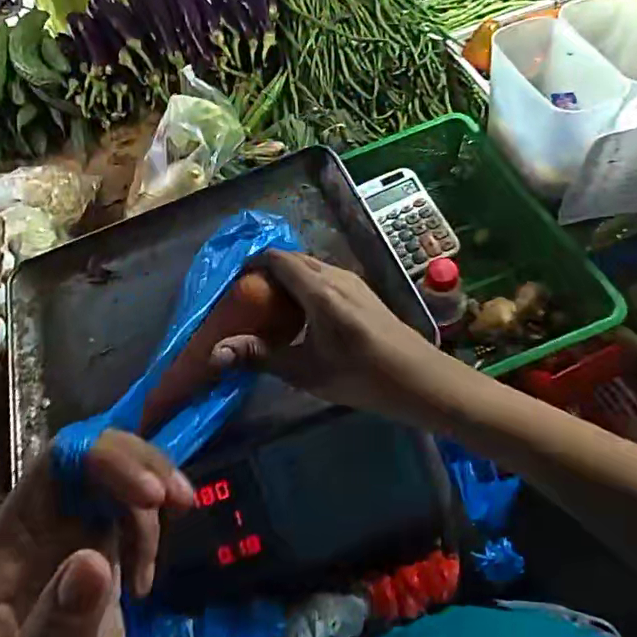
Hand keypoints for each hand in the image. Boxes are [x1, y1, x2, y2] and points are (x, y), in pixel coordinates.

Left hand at [0, 430, 191, 636]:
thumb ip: (52, 633)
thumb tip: (93, 559)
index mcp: (3, 551)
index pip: (54, 469)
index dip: (104, 463)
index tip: (151, 494)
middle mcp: (33, 531)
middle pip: (90, 460)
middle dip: (140, 468)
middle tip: (180, 499)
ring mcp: (65, 538)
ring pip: (116, 478)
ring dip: (152, 500)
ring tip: (156, 562)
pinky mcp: (97, 550)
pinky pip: (130, 511)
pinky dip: (152, 528)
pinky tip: (149, 576)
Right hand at [208, 250, 456, 423]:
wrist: (420, 378)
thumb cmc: (361, 376)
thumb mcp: (306, 371)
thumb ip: (260, 357)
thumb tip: (217, 353)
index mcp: (319, 289)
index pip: (277, 258)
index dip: (251, 264)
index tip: (233, 284)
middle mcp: (336, 276)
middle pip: (293, 260)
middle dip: (267, 272)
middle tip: (246, 299)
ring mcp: (353, 281)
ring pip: (311, 268)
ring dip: (288, 279)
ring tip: (270, 308)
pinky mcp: (364, 292)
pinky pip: (325, 277)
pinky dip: (306, 286)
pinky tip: (302, 315)